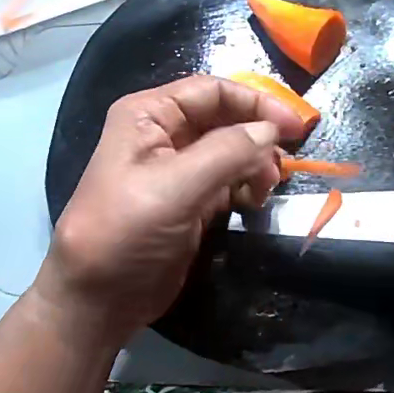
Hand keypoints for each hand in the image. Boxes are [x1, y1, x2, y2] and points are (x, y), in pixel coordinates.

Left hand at [38, 75, 308, 350]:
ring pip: (232, 149)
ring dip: (256, 163)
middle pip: (226, 117)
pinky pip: (230, 179)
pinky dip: (248, 185)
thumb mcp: (174, 187)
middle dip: (258, 135)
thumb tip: (272, 131)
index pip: (213, 91)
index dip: (257, 102)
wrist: (98, 301)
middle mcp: (164, 133)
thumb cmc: (126, 233)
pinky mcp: (191, 199)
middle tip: (284, 163)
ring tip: (267, 188)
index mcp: (149, 115)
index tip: (295, 126)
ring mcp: (178, 168)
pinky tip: (254, 202)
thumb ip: (227, 152)